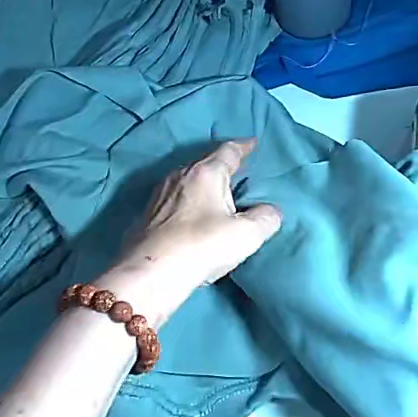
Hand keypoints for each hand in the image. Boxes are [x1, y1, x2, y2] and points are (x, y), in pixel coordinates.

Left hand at [97, 140, 281, 325]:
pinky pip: (175, 197)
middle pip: (206, 162)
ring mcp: (160, 193)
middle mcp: (180, 175)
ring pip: (188, 179)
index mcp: (206, 173)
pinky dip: (188, 199)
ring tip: (217, 191)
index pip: (228, 151)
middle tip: (239, 171)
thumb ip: (265, 218)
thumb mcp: (245, 235)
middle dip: (223, 165)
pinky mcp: (147, 213)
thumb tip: (271, 210)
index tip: (253, 143)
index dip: (244, 146)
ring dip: (203, 183)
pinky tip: (192, 213)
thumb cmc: (201, 246)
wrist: (150, 273)